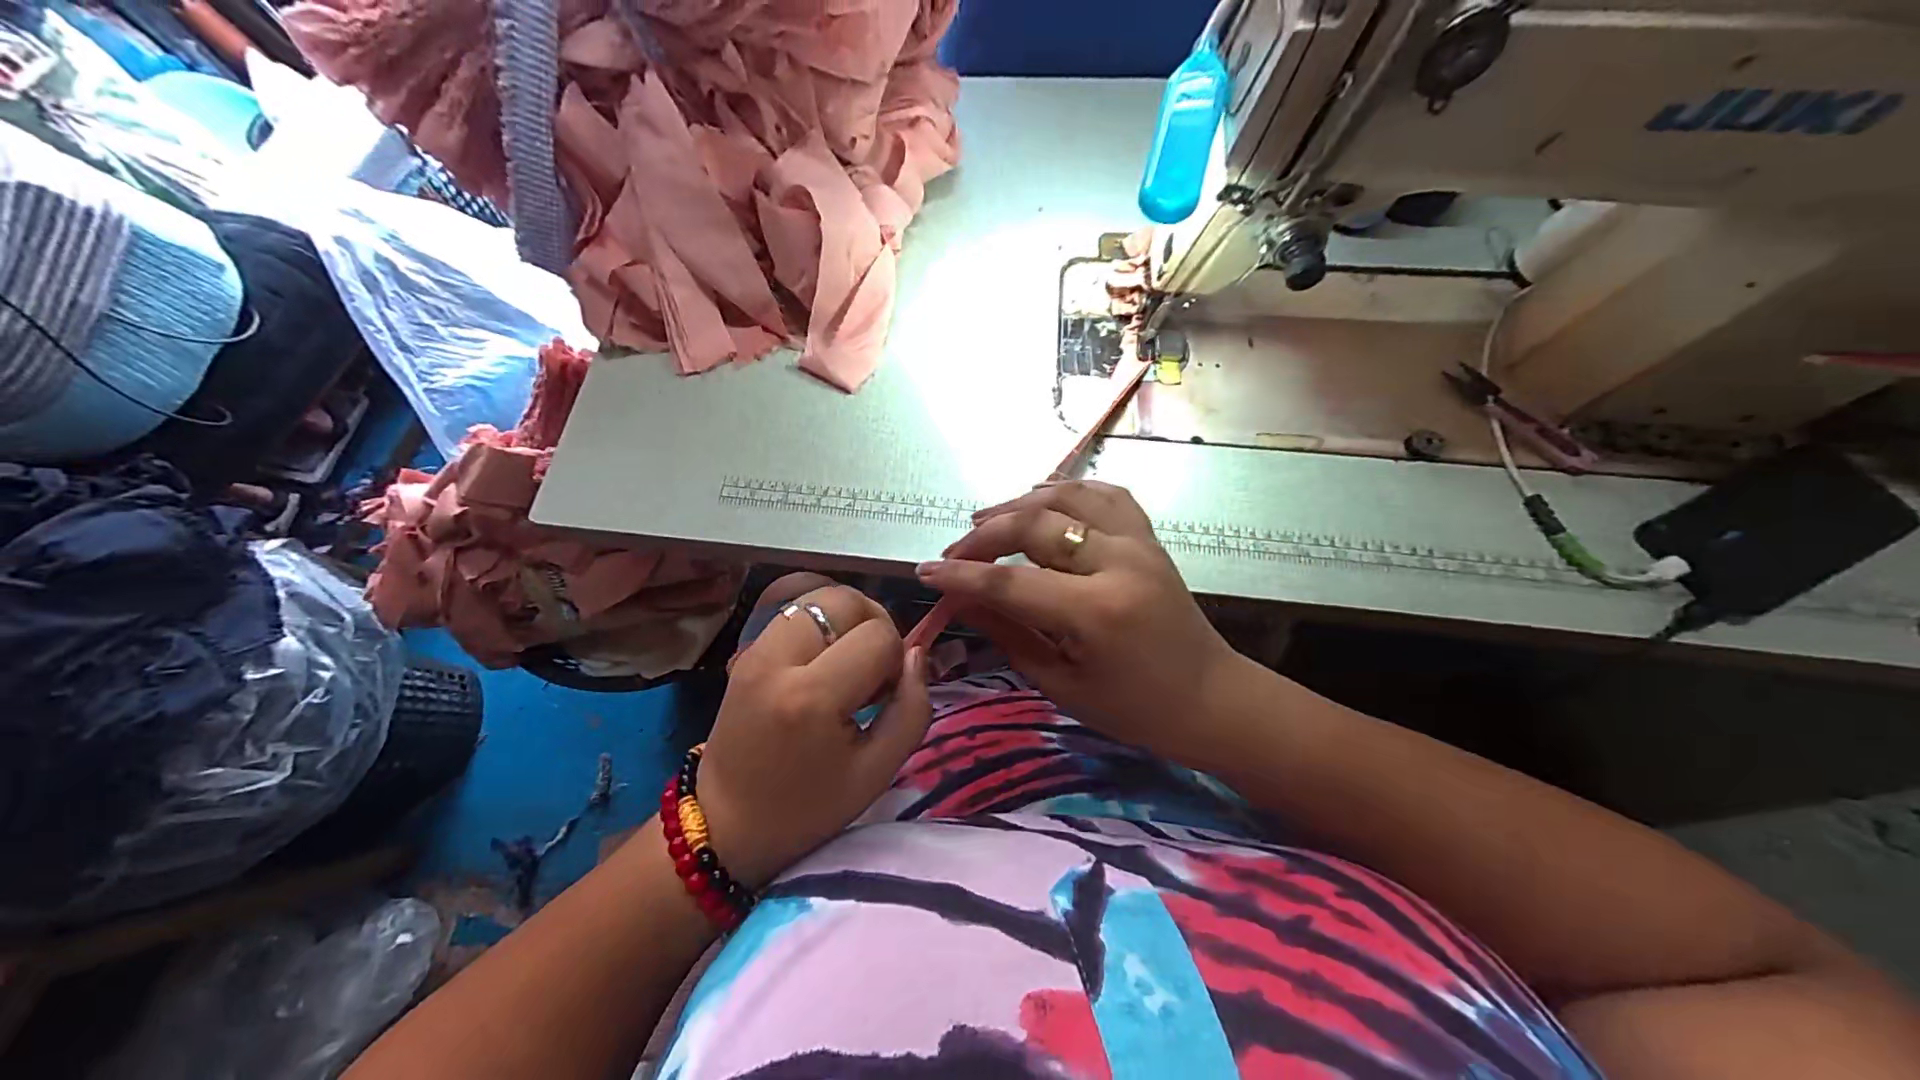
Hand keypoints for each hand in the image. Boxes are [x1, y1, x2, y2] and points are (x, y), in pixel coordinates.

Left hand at [695, 580, 929, 887]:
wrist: (726, 823)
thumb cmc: (807, 808)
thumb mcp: (877, 772)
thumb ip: (912, 709)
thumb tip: (917, 653)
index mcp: (812, 698)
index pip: (878, 636)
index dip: (896, 659)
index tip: (886, 696)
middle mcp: (778, 660)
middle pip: (845, 599)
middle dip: (874, 624)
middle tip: (874, 667)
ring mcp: (755, 651)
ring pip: (818, 597)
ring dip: (847, 620)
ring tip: (849, 661)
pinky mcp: (746, 651)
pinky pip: (795, 612)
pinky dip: (821, 624)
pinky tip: (824, 660)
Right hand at [914, 480, 1238, 761]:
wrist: (1211, 699)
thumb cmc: (1135, 709)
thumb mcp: (1062, 683)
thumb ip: (1009, 634)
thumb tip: (959, 601)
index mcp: (1097, 611)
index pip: (1011, 580)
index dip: (961, 575)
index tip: (925, 572)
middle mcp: (1119, 563)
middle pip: (1035, 526)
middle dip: (984, 537)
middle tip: (953, 555)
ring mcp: (1139, 543)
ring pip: (1067, 498)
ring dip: (1019, 504)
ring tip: (984, 520)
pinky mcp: (1149, 538)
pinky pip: (1105, 495)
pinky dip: (1067, 490)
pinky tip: (1040, 499)